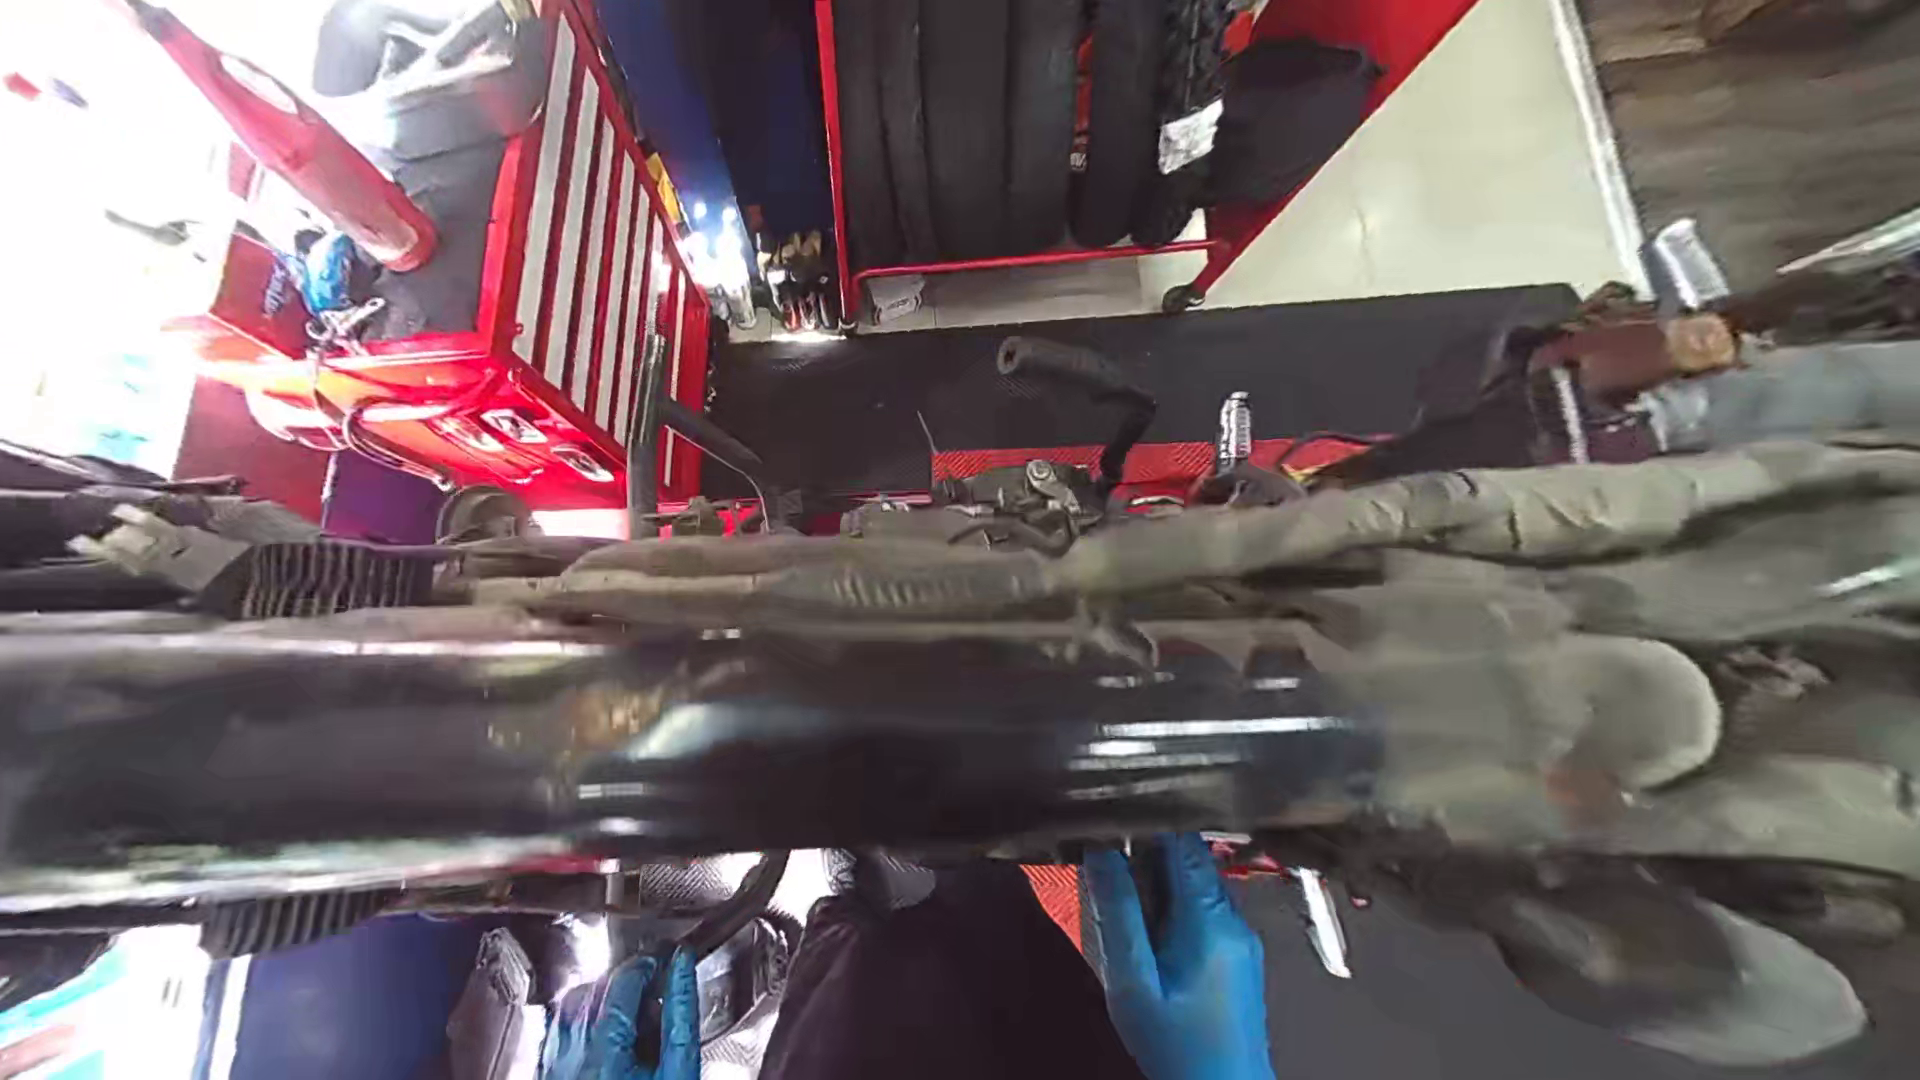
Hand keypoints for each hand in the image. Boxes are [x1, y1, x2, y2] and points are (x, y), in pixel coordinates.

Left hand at [542, 948, 699, 1079]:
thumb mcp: (679, 1068)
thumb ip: (682, 1009)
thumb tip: (682, 960)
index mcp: (604, 1053)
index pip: (625, 976)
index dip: (652, 958)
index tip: (670, 957)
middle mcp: (568, 1059)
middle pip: (599, 985)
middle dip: (632, 976)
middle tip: (659, 984)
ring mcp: (551, 1068)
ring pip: (575, 1003)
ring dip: (607, 994)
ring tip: (635, 1011)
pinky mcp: (545, 1076)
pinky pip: (558, 1028)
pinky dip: (585, 1017)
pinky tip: (608, 1032)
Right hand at [1083, 834, 1274, 1079]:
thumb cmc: (1175, 1046)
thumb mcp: (1133, 982)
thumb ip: (1117, 912)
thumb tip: (1099, 848)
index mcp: (1210, 917)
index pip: (1184, 839)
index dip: (1148, 819)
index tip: (1112, 814)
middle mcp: (1233, 915)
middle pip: (1189, 855)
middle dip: (1147, 847)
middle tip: (1106, 853)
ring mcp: (1240, 933)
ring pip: (1194, 876)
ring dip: (1157, 872)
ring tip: (1120, 884)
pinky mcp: (1237, 949)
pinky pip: (1201, 900)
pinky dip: (1171, 894)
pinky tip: (1146, 916)